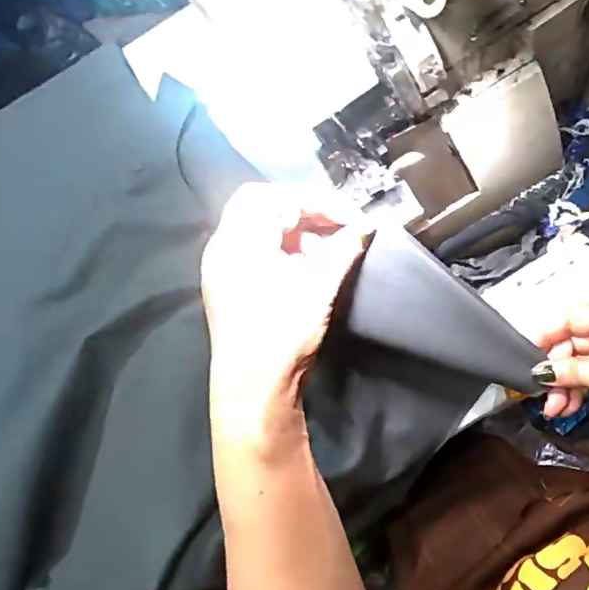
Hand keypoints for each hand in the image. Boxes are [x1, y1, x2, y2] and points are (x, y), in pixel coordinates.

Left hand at [201, 183, 367, 437]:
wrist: (253, 392)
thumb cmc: (282, 336)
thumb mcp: (318, 288)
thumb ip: (343, 250)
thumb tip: (366, 227)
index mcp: (238, 241)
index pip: (275, 197)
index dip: (317, 201)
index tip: (350, 217)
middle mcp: (223, 248)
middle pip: (261, 205)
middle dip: (304, 209)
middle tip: (339, 224)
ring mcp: (222, 268)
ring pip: (259, 228)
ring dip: (296, 230)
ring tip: (329, 249)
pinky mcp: (229, 288)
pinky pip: (256, 251)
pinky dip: (284, 248)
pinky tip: (308, 267)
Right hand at [532, 302, 588, 447]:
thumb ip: (572, 370)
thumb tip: (539, 372)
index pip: (575, 317)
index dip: (551, 334)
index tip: (528, 353)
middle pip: (577, 342)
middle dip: (558, 368)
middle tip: (541, 391)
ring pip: (583, 363)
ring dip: (566, 384)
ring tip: (554, 409)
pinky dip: (580, 390)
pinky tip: (567, 408)